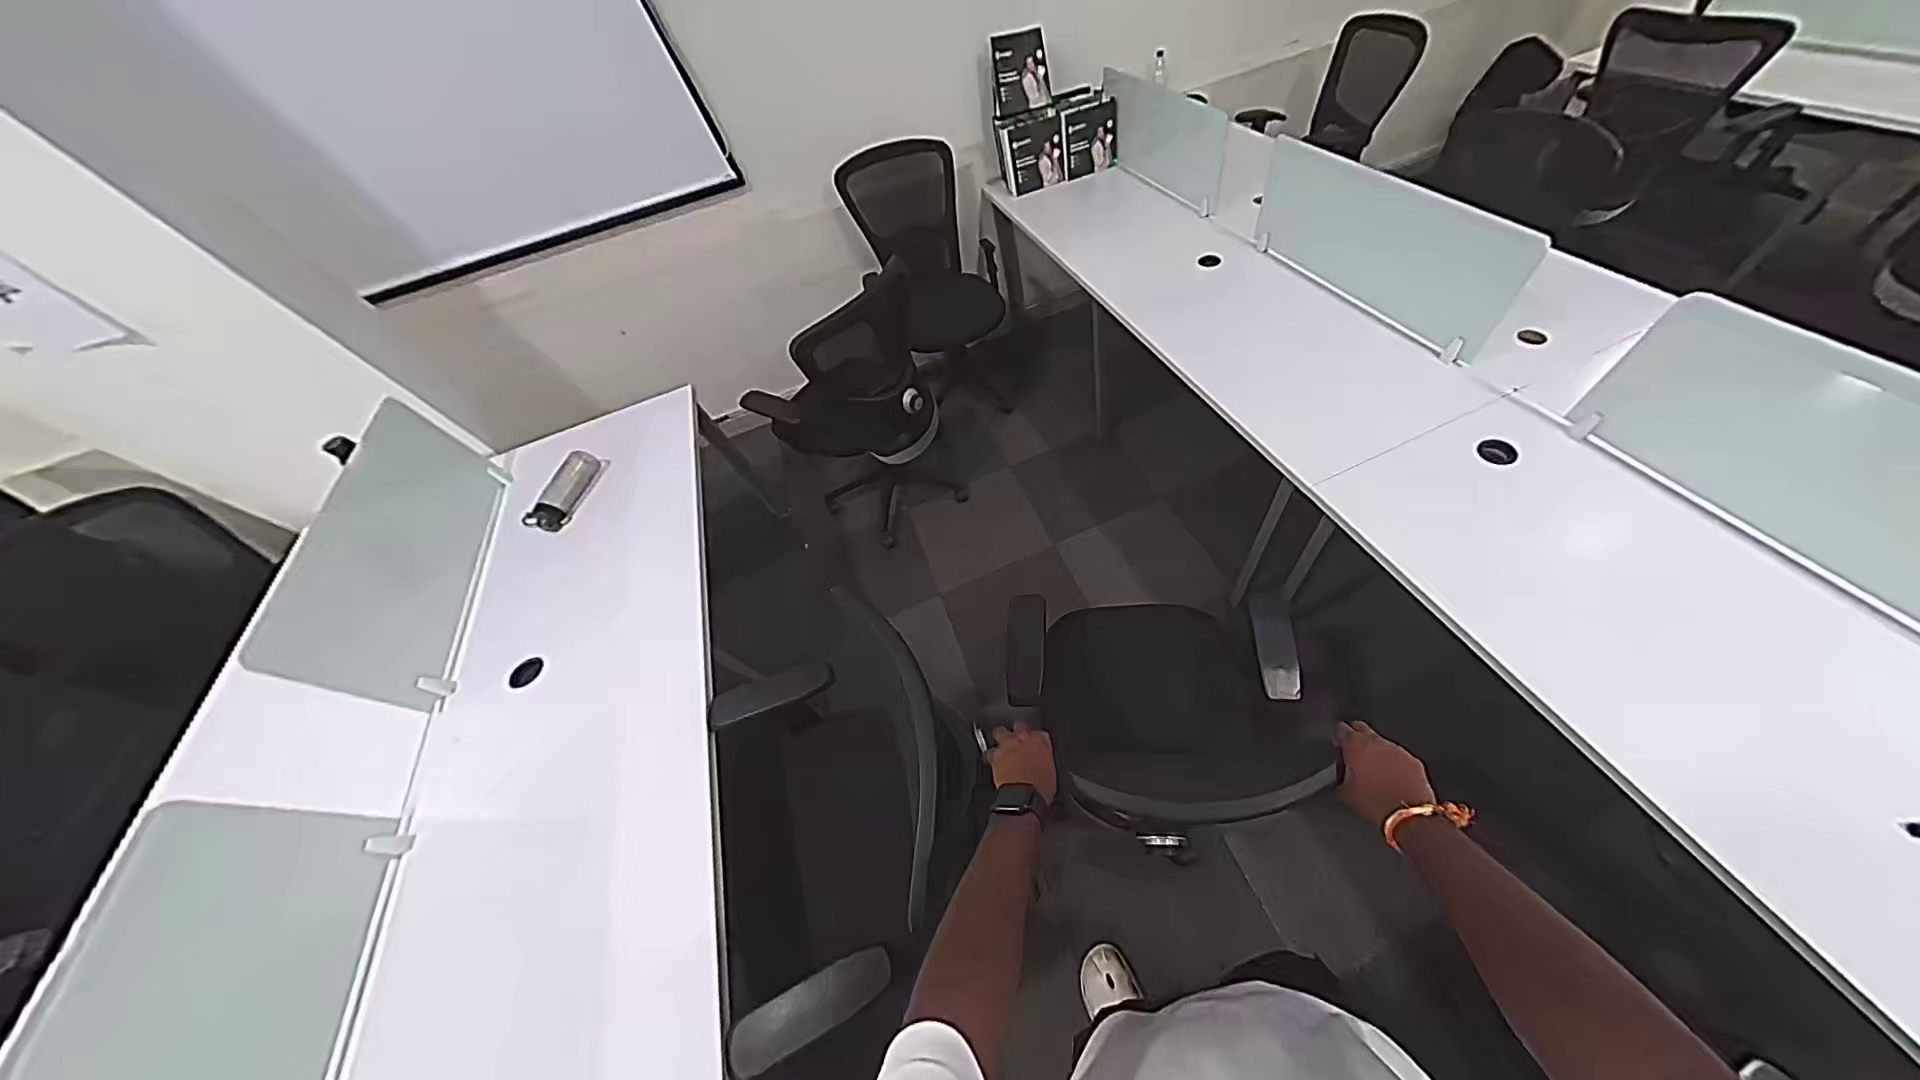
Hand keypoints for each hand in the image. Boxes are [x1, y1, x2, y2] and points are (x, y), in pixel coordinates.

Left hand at [989, 722, 1055, 806]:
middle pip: (1019, 725)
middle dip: (1018, 730)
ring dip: (1001, 737)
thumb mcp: (1050, 771)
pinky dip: (991, 755)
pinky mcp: (995, 756)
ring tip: (1003, 744)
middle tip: (1019, 739)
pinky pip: (990, 751)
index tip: (1036, 744)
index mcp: (1039, 741)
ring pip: (1000, 732)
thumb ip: (1045, 759)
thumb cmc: (1040, 786)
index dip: (1037, 739)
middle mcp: (1022, 739)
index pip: (1040, 733)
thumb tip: (1043, 761)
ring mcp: (1007, 746)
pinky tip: (993, 759)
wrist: (1024, 796)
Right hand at [1335, 721, 1433, 824]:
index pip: (1341, 728)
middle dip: (1356, 737)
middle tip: (1353, 751)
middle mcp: (1376, 742)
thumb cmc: (1375, 802)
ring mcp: (1397, 750)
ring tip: (1373, 769)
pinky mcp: (1414, 761)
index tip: (1337, 744)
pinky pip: (1399, 755)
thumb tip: (1340, 780)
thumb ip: (1339, 777)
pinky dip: (1393, 762)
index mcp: (1355, 744)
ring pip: (1382, 742)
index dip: (1337, 736)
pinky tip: (1390, 777)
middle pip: (1362, 728)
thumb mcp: (1344, 792)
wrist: (1407, 815)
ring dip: (1376, 751)